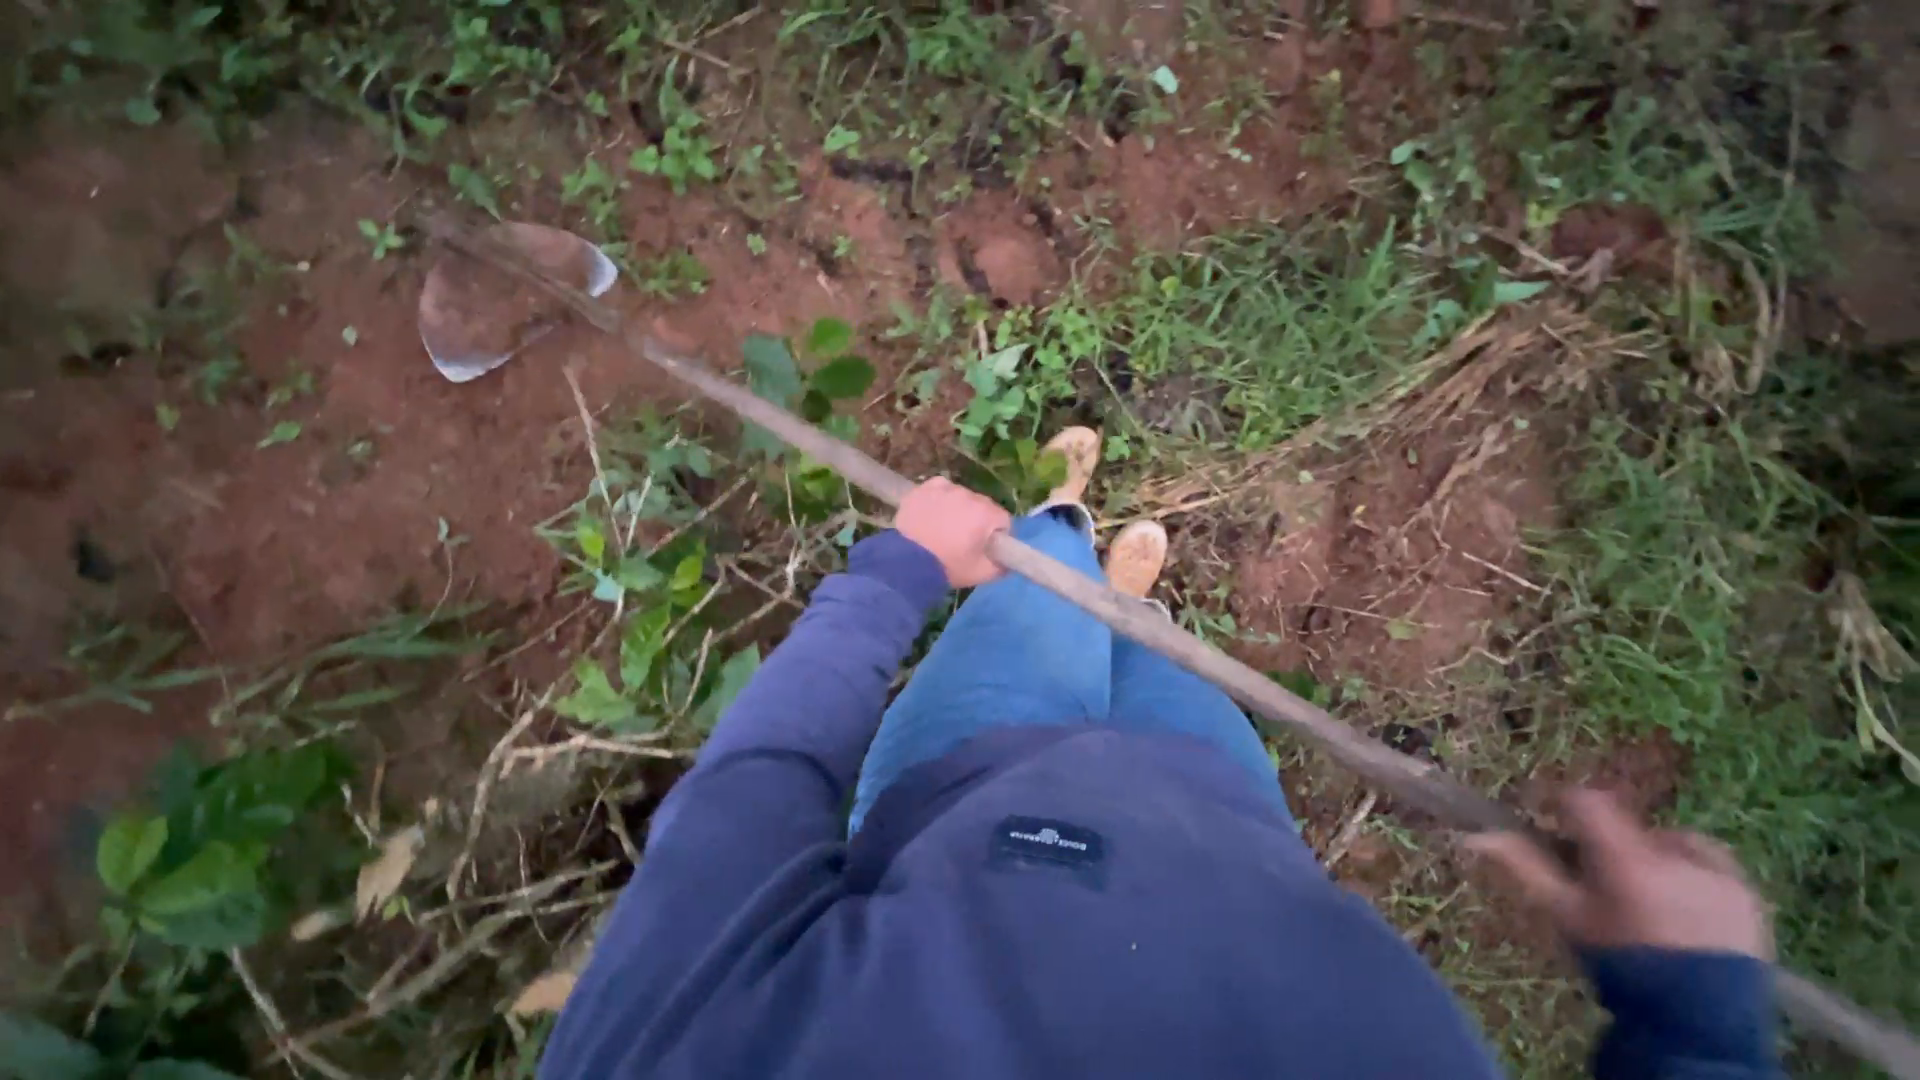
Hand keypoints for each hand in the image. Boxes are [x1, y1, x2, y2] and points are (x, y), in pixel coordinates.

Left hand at [894, 478, 1010, 587]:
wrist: (907, 561)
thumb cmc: (948, 567)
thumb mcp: (982, 574)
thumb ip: (1002, 566)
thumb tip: (1008, 561)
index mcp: (987, 513)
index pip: (1004, 520)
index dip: (998, 536)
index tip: (987, 548)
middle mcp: (969, 494)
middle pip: (983, 507)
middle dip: (978, 522)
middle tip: (963, 541)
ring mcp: (946, 488)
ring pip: (962, 497)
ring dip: (958, 509)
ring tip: (944, 529)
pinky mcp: (925, 487)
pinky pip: (941, 489)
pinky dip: (940, 499)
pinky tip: (933, 514)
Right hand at [1468, 788, 1770, 957]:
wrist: (1696, 1020)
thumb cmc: (1617, 961)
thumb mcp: (1563, 914)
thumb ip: (1524, 867)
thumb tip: (1478, 835)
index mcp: (1625, 861)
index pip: (1586, 800)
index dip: (1562, 803)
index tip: (1550, 818)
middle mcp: (1673, 856)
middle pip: (1623, 824)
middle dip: (1605, 841)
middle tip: (1596, 874)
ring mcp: (1717, 873)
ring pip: (1664, 839)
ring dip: (1646, 853)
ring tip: (1640, 892)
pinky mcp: (1746, 890)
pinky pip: (1706, 858)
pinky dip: (1686, 867)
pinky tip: (1677, 898)